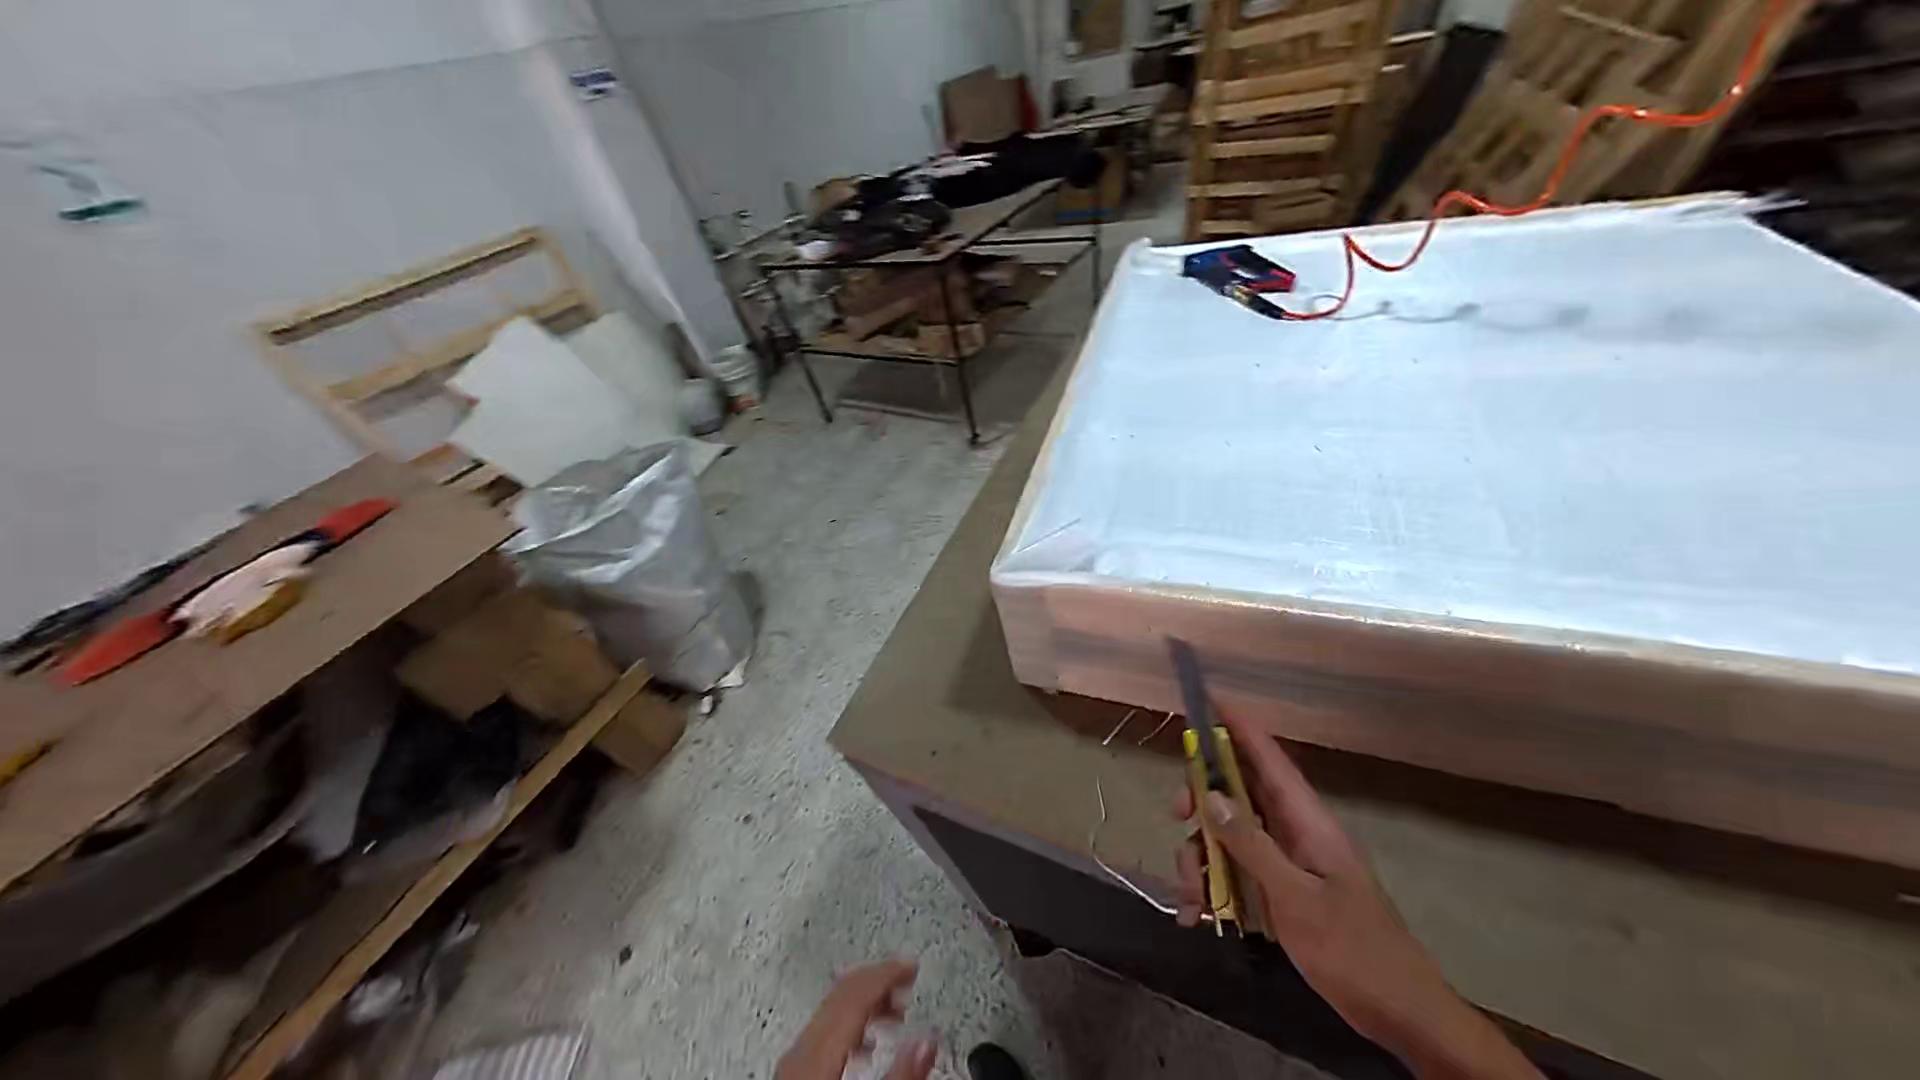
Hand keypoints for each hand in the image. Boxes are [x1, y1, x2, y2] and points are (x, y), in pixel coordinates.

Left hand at [776, 959, 936, 1079]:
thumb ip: (900, 1076)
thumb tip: (928, 1040)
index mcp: (817, 1052)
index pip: (854, 991)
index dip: (887, 972)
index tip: (912, 967)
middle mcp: (801, 1051)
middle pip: (840, 995)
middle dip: (878, 981)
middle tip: (908, 979)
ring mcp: (793, 1064)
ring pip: (831, 1011)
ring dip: (866, 1003)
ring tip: (895, 1012)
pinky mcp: (794, 1075)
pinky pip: (824, 1032)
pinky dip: (851, 1024)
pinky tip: (866, 1044)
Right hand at [1176, 714, 1541, 1079]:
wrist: (1402, 1017)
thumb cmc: (1355, 951)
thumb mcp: (1297, 899)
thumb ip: (1252, 845)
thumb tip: (1211, 794)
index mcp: (1308, 822)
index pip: (1269, 760)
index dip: (1240, 727)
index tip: (1207, 701)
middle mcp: (1294, 833)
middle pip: (1238, 794)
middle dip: (1202, 800)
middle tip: (1177, 815)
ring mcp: (1286, 864)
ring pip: (1228, 837)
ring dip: (1201, 860)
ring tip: (1192, 900)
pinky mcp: (1279, 893)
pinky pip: (1233, 875)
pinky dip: (1211, 891)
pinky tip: (1197, 918)